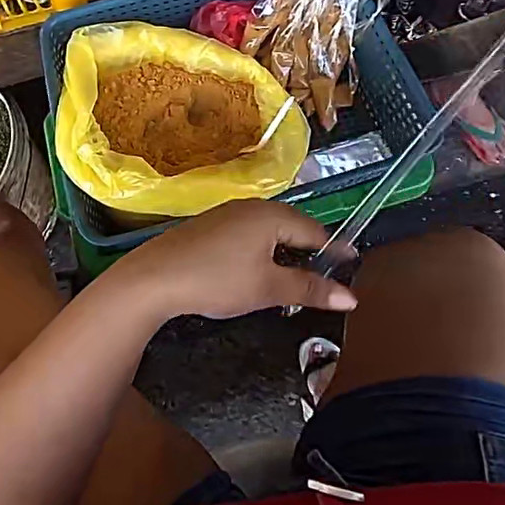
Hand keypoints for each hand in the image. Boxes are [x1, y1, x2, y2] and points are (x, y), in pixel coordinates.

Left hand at [103, 200, 357, 320]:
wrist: (153, 278)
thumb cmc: (217, 280)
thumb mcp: (268, 288)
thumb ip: (310, 289)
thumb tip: (351, 297)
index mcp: (273, 215)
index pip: (316, 231)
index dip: (334, 252)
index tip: (351, 268)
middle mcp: (252, 207)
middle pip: (292, 228)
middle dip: (309, 253)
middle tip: (322, 279)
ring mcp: (228, 214)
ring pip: (268, 232)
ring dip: (283, 254)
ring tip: (291, 280)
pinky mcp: (209, 226)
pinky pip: (247, 235)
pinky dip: (260, 252)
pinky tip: (254, 273)